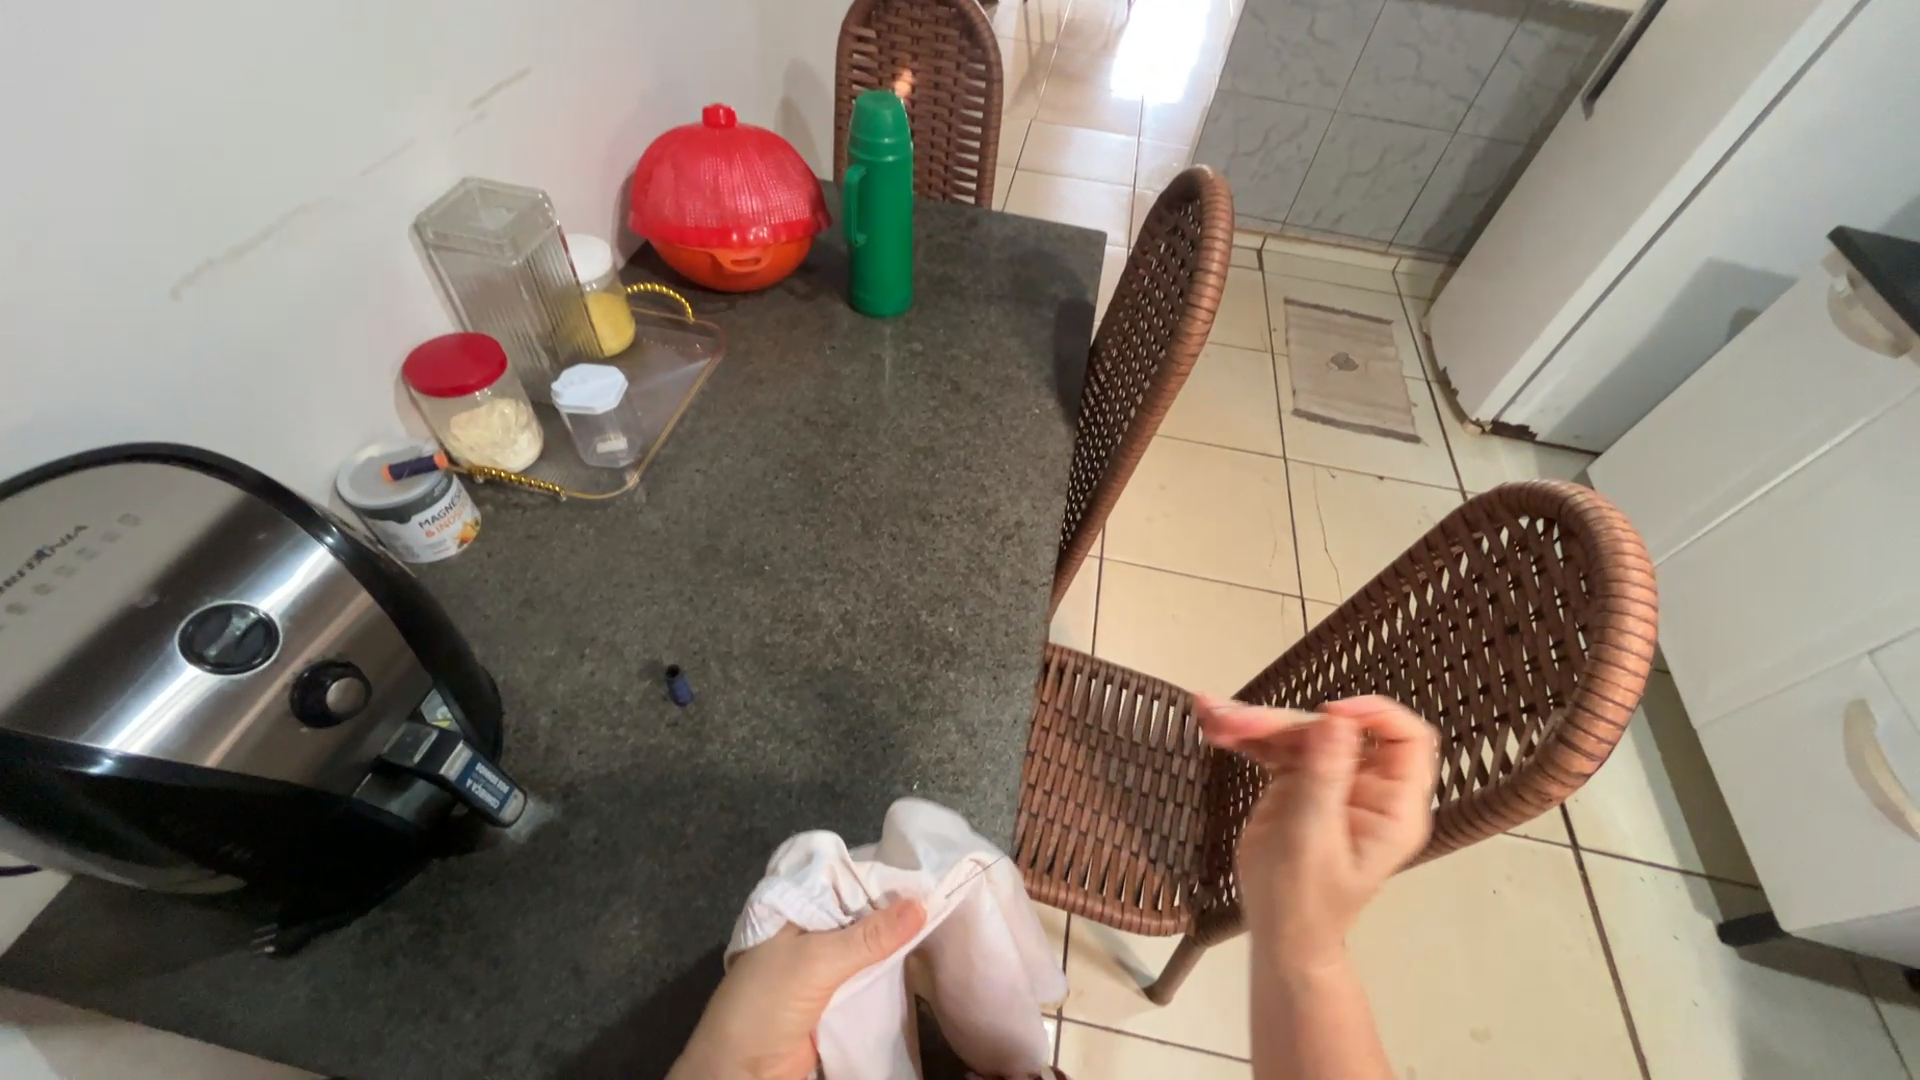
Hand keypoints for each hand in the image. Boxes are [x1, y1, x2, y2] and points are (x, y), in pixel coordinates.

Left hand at [670, 899, 927, 1079]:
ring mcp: (820, 960)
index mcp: (795, 903)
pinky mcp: (832, 993)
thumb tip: (922, 903)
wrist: (740, 1075)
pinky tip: (916, 955)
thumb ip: (869, 936)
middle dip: (893, 905)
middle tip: (939, 894)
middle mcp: (809, 925)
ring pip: (866, 939)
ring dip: (893, 937)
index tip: (925, 870)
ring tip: (937, 919)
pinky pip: (866, 970)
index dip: (881, 875)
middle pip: (859, 908)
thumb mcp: (818, 962)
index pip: (844, 876)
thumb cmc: (767, 1003)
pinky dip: (887, 965)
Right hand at [1195, 694, 1436, 973]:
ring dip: (1250, 722)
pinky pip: (1272, 748)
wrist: (1278, 931)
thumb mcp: (1313, 837)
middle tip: (1231, 721)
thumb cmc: (1305, 897)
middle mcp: (1363, 785)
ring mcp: (1328, 782)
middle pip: (1329, 732)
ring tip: (1208, 712)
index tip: (1329, 712)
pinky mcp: (1294, 783)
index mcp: (1391, 804)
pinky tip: (1213, 724)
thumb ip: (1324, 776)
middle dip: (1279, 721)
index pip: (1404, 740)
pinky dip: (1243, 736)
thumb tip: (1336, 719)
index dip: (1374, 715)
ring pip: (1295, 734)